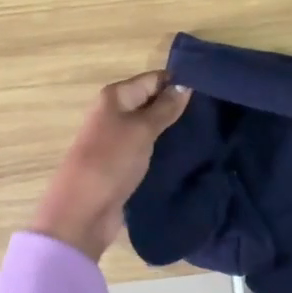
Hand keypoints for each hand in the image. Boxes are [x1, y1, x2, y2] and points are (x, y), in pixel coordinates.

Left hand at [32, 71, 191, 260]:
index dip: (178, 84)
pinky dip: (163, 150)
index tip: (208, 91)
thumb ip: (165, 107)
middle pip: (152, 101)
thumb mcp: (141, 130)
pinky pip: (147, 148)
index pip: (153, 79)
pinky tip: (186, 154)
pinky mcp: (122, 164)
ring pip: (151, 127)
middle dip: (177, 107)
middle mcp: (114, 113)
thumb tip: (186, 84)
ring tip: (204, 133)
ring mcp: (117, 139)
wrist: (81, 213)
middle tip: (210, 114)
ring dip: (172, 131)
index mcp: (115, 96)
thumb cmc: (110, 161)